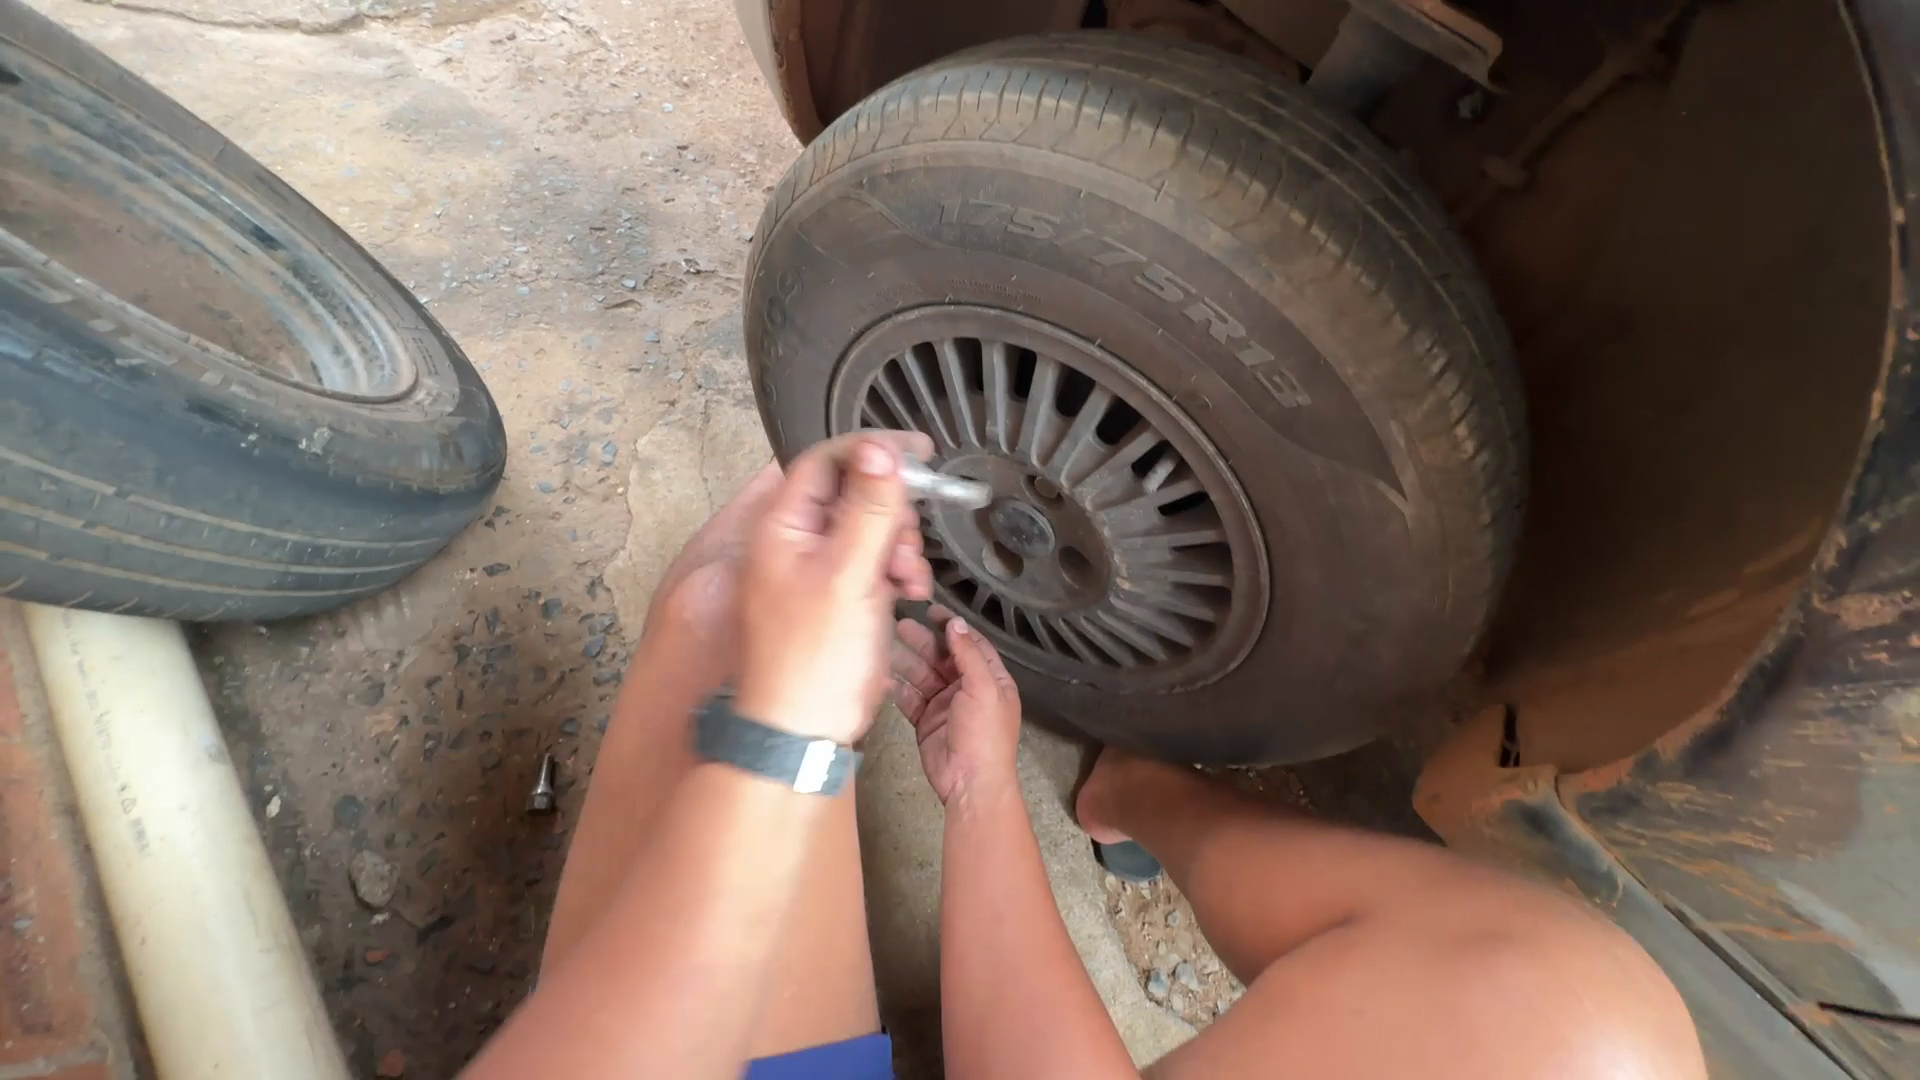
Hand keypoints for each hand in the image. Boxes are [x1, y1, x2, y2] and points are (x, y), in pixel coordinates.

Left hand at [734, 431, 935, 743]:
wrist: (804, 730)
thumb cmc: (813, 659)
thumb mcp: (849, 573)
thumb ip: (868, 508)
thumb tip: (881, 451)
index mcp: (783, 527)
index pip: (827, 461)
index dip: (873, 450)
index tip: (918, 452)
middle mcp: (795, 541)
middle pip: (852, 494)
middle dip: (892, 510)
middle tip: (911, 534)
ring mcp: (815, 568)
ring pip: (867, 528)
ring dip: (899, 543)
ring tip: (911, 574)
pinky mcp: (836, 593)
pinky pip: (871, 560)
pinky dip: (895, 568)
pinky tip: (908, 589)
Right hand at [892, 607, 1022, 802]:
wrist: (970, 782)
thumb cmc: (984, 733)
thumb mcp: (983, 687)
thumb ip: (968, 654)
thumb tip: (956, 623)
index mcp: (990, 679)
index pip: (971, 644)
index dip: (953, 627)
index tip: (932, 610)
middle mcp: (968, 688)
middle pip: (943, 657)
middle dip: (923, 641)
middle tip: (900, 624)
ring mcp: (945, 705)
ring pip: (923, 676)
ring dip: (907, 661)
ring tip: (886, 645)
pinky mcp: (926, 721)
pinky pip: (910, 699)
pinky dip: (897, 688)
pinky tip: (883, 676)